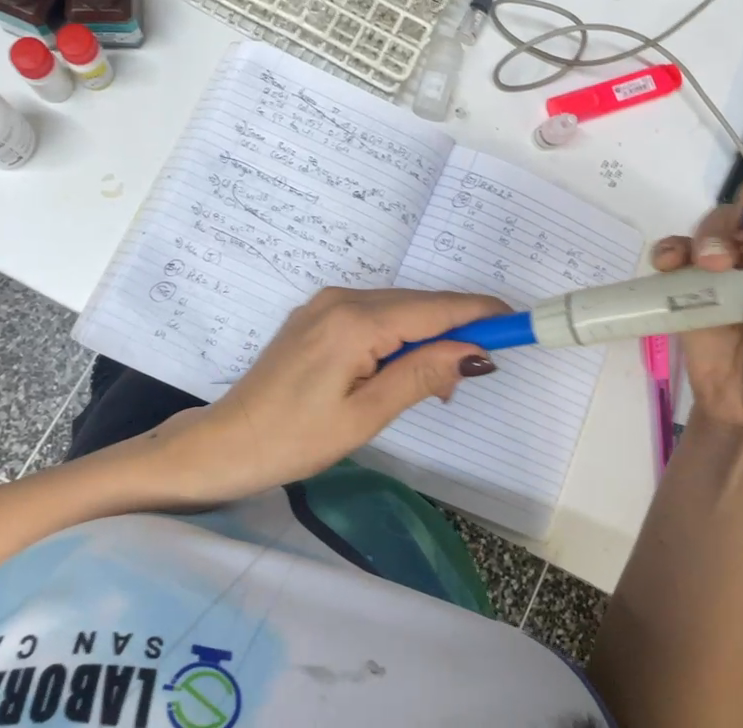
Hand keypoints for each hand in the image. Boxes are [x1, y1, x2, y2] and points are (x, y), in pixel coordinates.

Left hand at [155, 287, 510, 503]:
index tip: (517, 324)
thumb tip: (473, 352)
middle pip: (418, 304)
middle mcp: (341, 298)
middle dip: (453, 331)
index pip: (435, 308)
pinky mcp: (316, 315)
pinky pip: (373, 314)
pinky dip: (398, 335)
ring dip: (426, 336)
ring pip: (397, 308)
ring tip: (437, 383)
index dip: (479, 314)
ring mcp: (325, 303)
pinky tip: (401, 367)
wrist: (225, 444)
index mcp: (356, 321)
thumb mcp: (366, 416)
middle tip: (472, 376)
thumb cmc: (295, 440)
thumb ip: (421, 375)